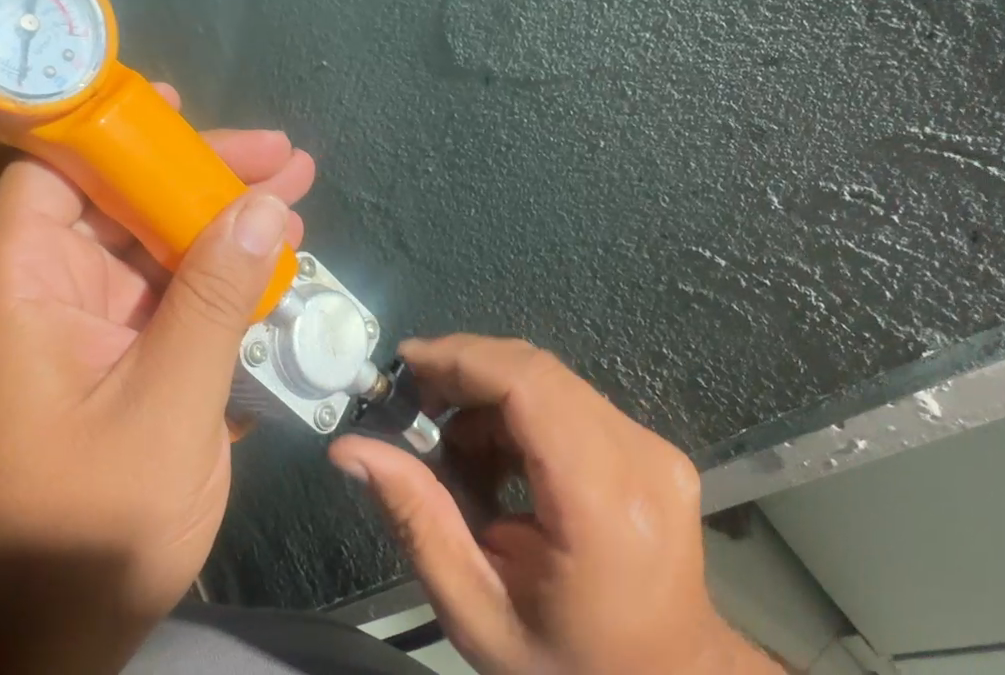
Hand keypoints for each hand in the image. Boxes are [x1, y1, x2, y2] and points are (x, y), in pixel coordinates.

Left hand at [0, 86, 314, 673]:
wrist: (57, 633)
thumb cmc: (91, 523)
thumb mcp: (165, 405)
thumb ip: (215, 301)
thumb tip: (264, 207)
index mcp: (24, 291)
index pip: (51, 176)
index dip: (107, 132)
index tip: (177, 109)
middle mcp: (51, 298)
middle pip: (121, 206)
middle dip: (200, 178)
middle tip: (281, 157)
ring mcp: (90, 333)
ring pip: (157, 252)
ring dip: (224, 226)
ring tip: (298, 192)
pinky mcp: (124, 365)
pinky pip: (174, 302)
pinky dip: (224, 283)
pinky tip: (280, 266)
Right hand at [329, 335, 776, 674]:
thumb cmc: (567, 662)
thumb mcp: (476, 611)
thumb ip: (416, 520)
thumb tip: (351, 449)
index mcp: (602, 504)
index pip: (528, 386)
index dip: (461, 359)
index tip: (403, 365)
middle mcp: (641, 458)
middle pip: (537, 372)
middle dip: (463, 373)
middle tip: (413, 405)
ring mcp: (654, 449)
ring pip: (551, 381)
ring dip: (488, 398)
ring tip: (451, 452)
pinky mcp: (652, 449)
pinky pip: (571, 401)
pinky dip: (518, 414)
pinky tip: (494, 460)